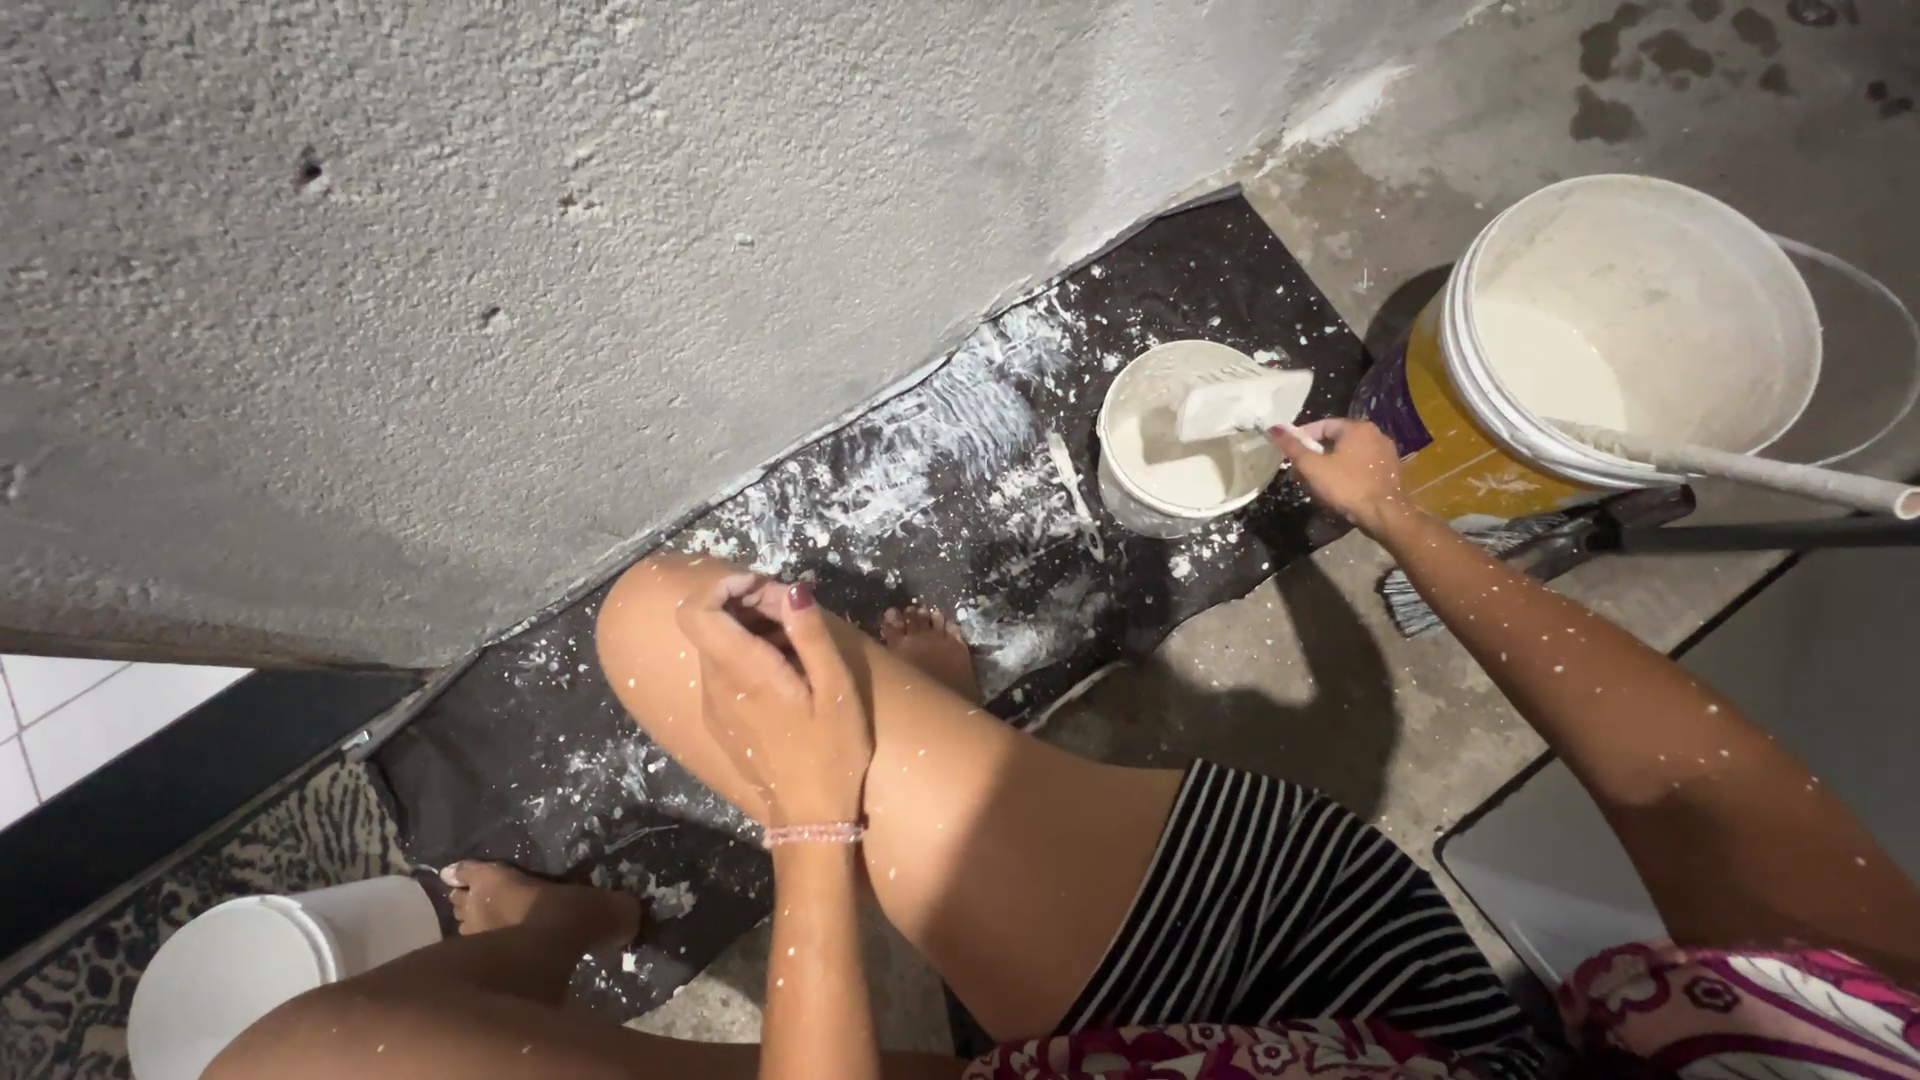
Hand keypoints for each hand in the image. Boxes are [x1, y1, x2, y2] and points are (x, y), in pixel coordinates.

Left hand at [676, 575, 873, 826]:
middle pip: (710, 623)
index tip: (766, 586)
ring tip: (799, 640)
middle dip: (748, 602)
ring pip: (718, 646)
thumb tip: (792, 588)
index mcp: (742, 673)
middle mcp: (716, 686)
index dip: (723, 585)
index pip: (696, 611)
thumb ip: (811, 636)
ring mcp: (715, 706)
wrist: (810, 818)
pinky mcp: (722, 721)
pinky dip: (749, 653)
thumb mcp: (835, 690)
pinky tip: (789, 670)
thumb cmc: (831, 752)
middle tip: (795, 611)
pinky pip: (724, 671)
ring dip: (752, 628)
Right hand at [1269, 418, 1406, 534]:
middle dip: (1315, 452)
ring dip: (1330, 462)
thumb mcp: (1313, 467)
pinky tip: (1338, 486)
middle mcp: (1375, 433)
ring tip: (1316, 480)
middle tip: (1300, 469)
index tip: (1289, 452)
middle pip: (1336, 438)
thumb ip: (1293, 447)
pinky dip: (1347, 470)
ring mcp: (1386, 452)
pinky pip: (1362, 463)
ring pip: (1349, 452)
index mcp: (1357, 428)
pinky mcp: (1391, 469)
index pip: (1322, 425)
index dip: (1302, 437)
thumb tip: (1274, 429)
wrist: (1384, 514)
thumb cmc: (1346, 487)